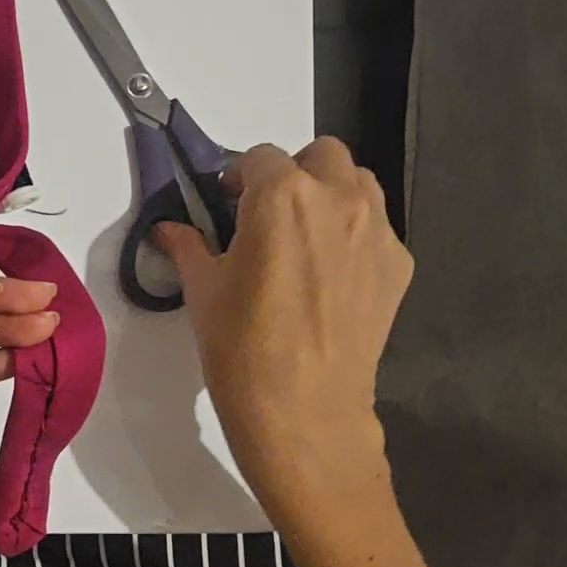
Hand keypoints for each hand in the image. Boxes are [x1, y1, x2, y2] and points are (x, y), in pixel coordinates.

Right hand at [153, 139, 412, 520]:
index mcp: (282, 199)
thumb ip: (188, 247)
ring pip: (357, 183)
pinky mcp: (398, 265)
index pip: (260, 157)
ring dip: (327, 195)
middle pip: (321, 155)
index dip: (237, 177)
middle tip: (264, 217)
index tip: (225, 205)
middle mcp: (338, 200)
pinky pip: (375, 228)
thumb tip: (168, 230)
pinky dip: (350, 235)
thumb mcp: (203, 292)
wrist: (303, 410)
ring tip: (301, 240)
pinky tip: (327, 278)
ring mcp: (377, 231)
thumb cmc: (239, 348)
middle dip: (290, 175)